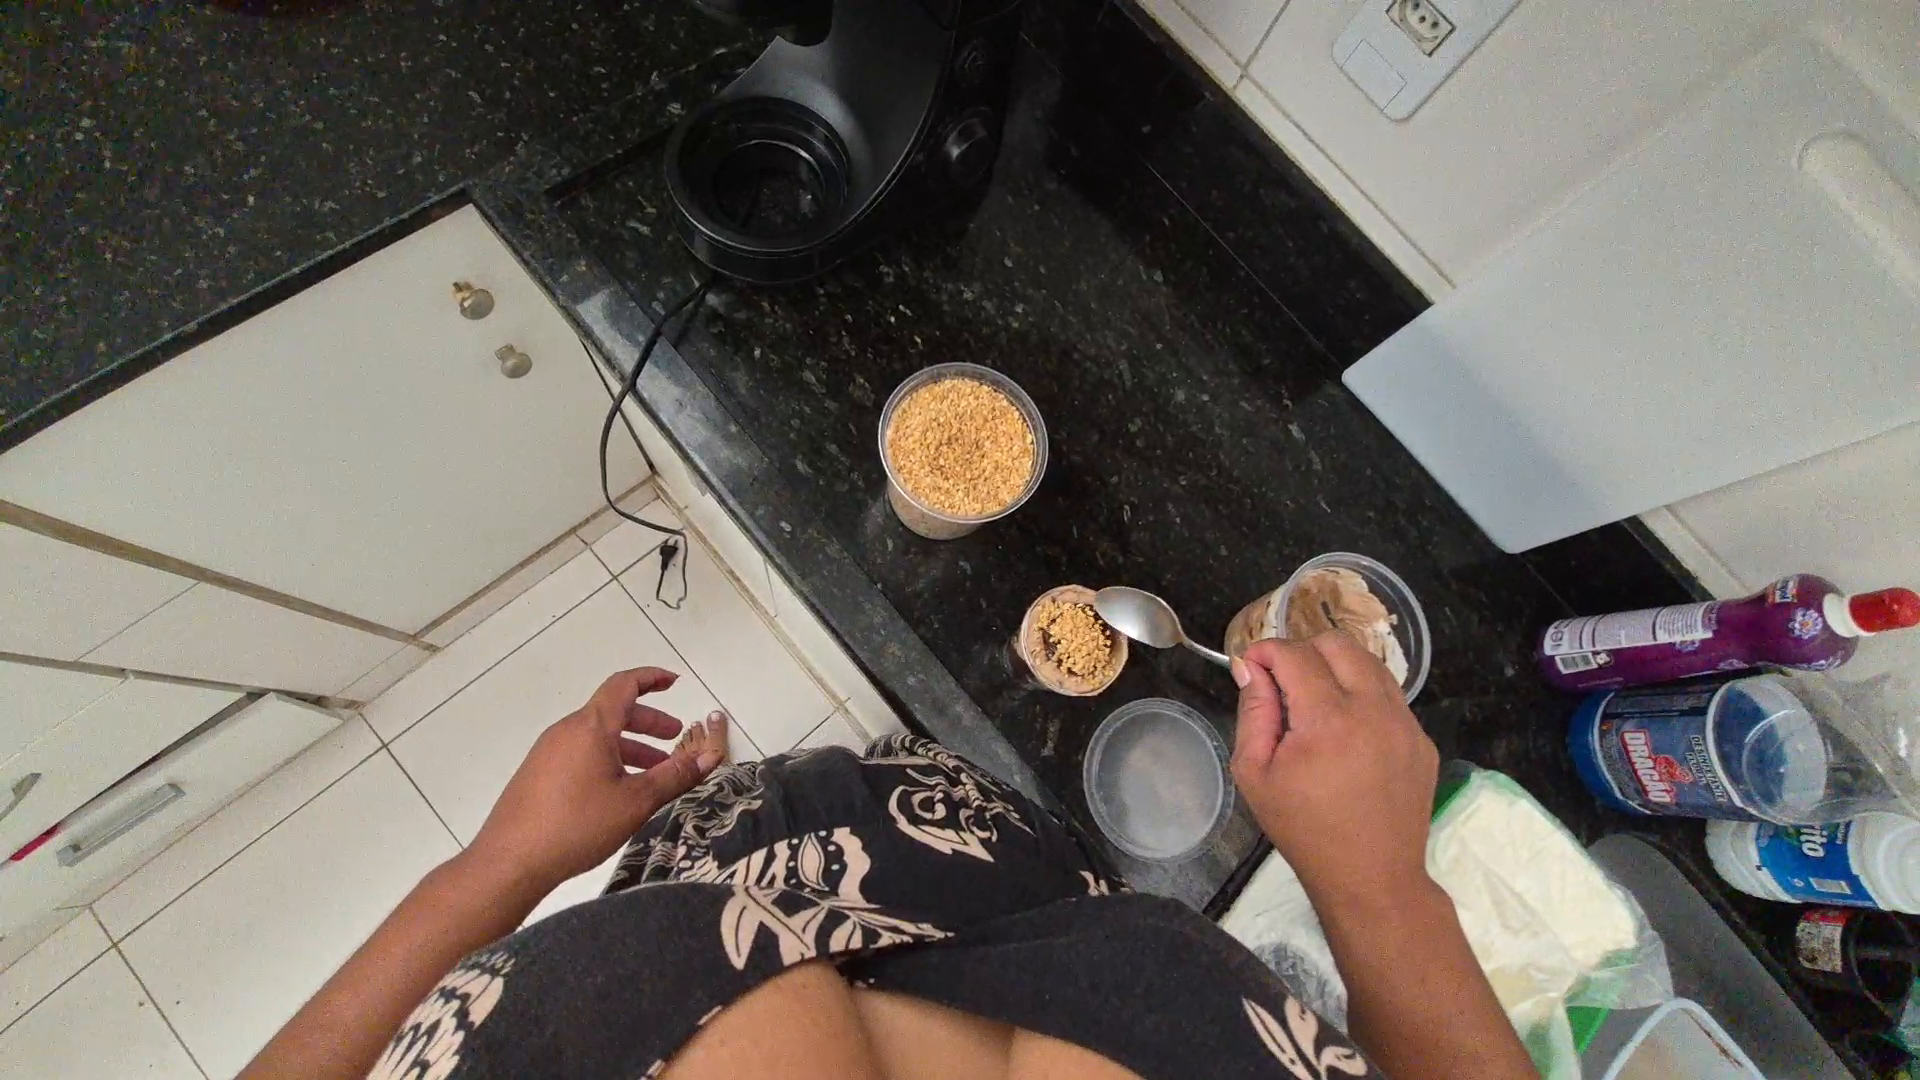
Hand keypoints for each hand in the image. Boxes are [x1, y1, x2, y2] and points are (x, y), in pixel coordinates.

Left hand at [465, 667, 723, 892]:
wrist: (507, 865)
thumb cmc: (577, 825)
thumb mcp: (637, 801)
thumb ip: (676, 775)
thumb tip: (712, 755)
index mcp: (591, 727)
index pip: (624, 684)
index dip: (651, 678)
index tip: (674, 682)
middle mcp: (567, 731)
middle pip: (613, 711)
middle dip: (648, 722)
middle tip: (674, 738)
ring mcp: (547, 753)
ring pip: (597, 736)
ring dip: (630, 745)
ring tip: (653, 772)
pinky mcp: (536, 775)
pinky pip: (581, 753)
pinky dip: (608, 759)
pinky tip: (619, 792)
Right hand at [1230, 634, 1438, 906]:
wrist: (1372, 877)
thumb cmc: (1302, 827)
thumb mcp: (1254, 773)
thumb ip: (1253, 712)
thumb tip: (1250, 668)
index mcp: (1328, 720)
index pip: (1294, 654)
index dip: (1265, 652)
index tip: (1250, 667)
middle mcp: (1374, 711)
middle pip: (1337, 644)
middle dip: (1302, 650)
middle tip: (1283, 681)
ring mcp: (1405, 724)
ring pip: (1368, 662)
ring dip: (1334, 668)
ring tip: (1313, 700)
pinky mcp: (1422, 740)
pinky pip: (1388, 695)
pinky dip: (1360, 695)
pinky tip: (1344, 730)